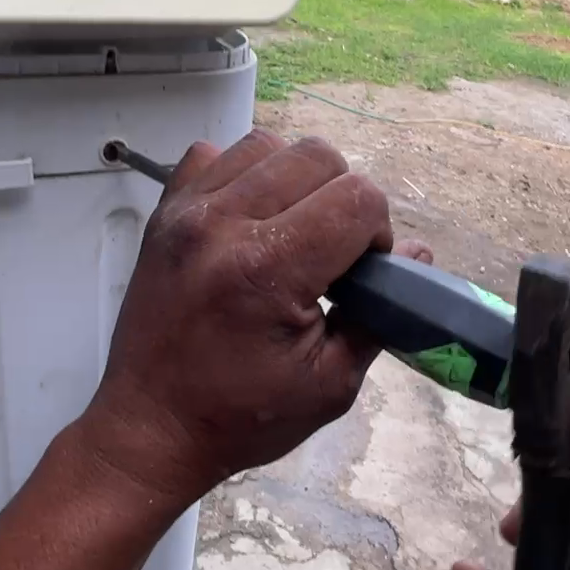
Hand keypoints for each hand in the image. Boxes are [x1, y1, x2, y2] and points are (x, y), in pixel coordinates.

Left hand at [86, 130, 427, 500]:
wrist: (152, 425)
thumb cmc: (241, 416)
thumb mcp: (330, 383)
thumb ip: (379, 312)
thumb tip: (416, 252)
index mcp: (267, 268)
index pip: (357, 199)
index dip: (377, 233)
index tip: (359, 273)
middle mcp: (222, 223)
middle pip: (318, 157)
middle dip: (342, 200)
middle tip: (329, 253)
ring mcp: (186, 211)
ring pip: (269, 145)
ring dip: (295, 180)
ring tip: (290, 231)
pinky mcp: (164, 212)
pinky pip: (214, 155)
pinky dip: (242, 175)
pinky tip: (246, 219)